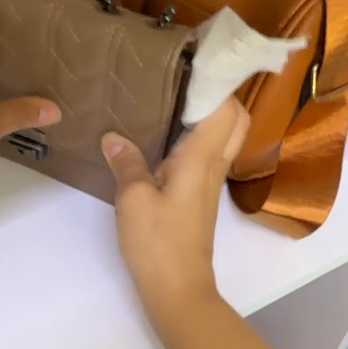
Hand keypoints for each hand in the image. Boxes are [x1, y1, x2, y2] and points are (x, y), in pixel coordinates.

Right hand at [102, 100, 250, 327]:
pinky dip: (193, 137)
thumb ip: (126, 163)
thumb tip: (113, 137)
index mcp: (202, 159)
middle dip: (218, 94)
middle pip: (234, 119)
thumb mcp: (132, 199)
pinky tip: (160, 138)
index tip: (194, 59)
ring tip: (170, 99)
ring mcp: (207, 184)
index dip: (217, 81)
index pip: (225, 107)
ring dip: (206, 115)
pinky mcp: (197, 198)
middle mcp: (212, 166)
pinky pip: (204, 155)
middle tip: (184, 79)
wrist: (177, 289)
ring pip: (221, 138)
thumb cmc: (158, 242)